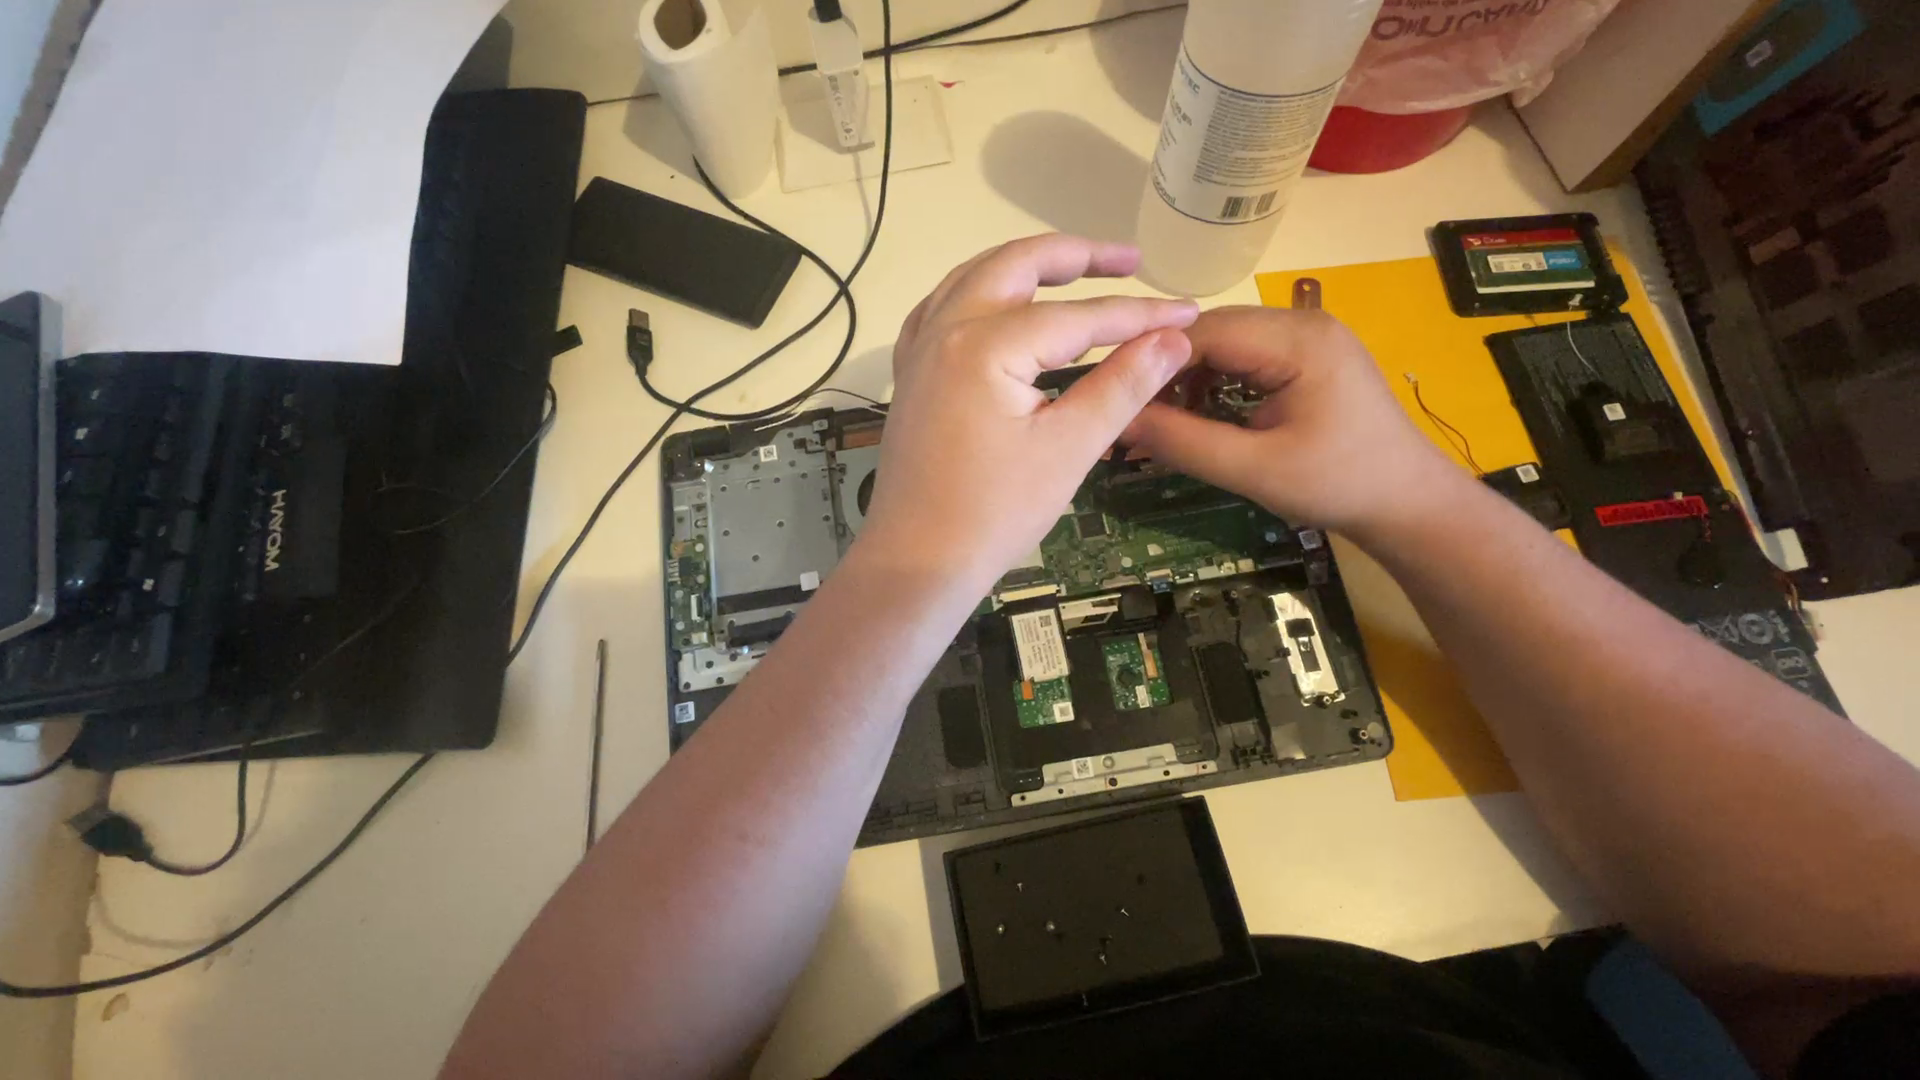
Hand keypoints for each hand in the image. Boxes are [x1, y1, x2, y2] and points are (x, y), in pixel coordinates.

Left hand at [856, 235, 1198, 589]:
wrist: (917, 562)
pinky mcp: (910, 376)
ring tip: (1074, 272)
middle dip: (1077, 257)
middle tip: (1130, 262)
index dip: (1137, 315)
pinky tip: (998, 306)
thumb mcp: (1069, 449)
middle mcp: (945, 329)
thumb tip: (1173, 338)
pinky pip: (943, 310)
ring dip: (1025, 266)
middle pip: (1015, 266)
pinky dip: (978, 294)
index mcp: (985, 344)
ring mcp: (919, 351)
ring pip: (974, 278)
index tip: (1188, 313)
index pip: (1077, 316)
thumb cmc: (994, 513)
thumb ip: (1122, 385)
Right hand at [1121, 306, 1463, 536]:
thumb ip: (1184, 443)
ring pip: (1221, 345)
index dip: (1149, 363)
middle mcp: (1301, 322)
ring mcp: (1305, 337)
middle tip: (1127, 415)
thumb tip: (1118, 422)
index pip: (1200, 333)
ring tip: (1156, 422)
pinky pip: (1241, 358)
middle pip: (1209, 332)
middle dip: (1163, 373)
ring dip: (1184, 380)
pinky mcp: (1305, 357)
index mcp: (1297, 340)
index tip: (1112, 399)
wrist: (1407, 501)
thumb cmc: (1338, 485)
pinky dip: (1210, 385)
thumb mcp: (1254, 469)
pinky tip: (1193, 417)